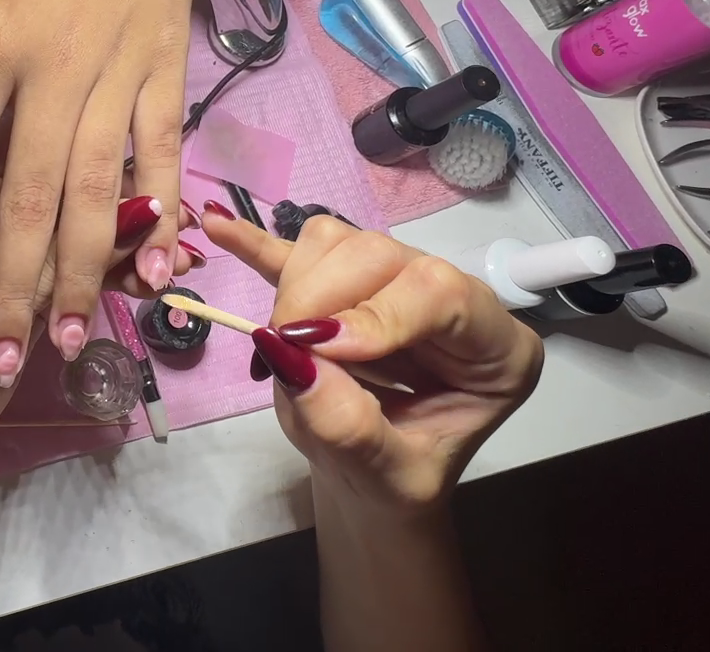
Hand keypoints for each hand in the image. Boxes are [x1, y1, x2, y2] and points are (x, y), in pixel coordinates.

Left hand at [0, 0, 228, 394]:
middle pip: (28, 199)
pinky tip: (157, 263)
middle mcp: (56, 75)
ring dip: (83, 270)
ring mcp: (120, 75)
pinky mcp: (170, 65)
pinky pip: (164, 149)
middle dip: (9, 285)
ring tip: (71, 335)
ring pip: (99, 191)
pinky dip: (163, 207)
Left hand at [0, 177, 195, 455]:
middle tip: (179, 237)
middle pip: (78, 199)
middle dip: (130, 218)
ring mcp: (29, 244)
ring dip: (133, 249)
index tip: (160, 196)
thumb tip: (139, 210)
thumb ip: (59, 255)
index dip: (108, 178)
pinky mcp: (45, 281)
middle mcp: (8, 205)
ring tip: (177, 266)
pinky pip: (90, 270)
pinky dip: (121, 275)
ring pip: (90, 234)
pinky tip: (156, 280)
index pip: (49, 166)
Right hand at [202, 206, 543, 512]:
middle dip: (318, 297)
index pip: (442, 291)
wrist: (371, 477)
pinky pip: (293, 249)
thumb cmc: (395, 482)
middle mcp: (446, 295)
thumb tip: (293, 358)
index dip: (375, 312)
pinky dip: (254, 242)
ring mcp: (387, 278)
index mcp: (492, 346)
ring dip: (293, 284)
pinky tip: (217, 226)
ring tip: (278, 338)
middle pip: (378, 253)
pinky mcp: (335, 278)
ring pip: (335, 241)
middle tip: (284, 351)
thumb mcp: (388, 476)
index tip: (316, 350)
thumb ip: (350, 426)